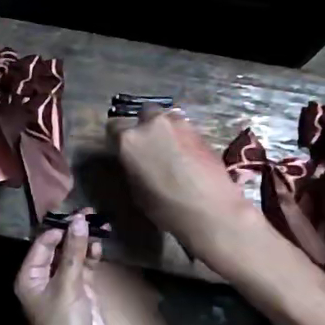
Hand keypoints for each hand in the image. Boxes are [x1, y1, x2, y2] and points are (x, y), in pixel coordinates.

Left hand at [15, 212, 104, 324]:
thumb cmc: (64, 323)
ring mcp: (62, 284)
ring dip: (85, 241)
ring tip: (101, 224)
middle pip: (58, 247)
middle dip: (74, 231)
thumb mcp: (68, 284)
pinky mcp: (79, 291)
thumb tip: (79, 221)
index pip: (43, 243)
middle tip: (92, 214)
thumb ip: (74, 252)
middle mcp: (43, 277)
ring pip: (73, 255)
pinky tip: (100, 245)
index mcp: (30, 276)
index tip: (79, 214)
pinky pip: (84, 267)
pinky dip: (91, 256)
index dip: (60, 228)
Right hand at [106, 107, 256, 245]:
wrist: (211, 209)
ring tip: (170, 149)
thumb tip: (134, 160)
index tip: (124, 150)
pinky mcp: (199, 129)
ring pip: (165, 117)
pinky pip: (183, 127)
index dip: (118, 139)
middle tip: (149, 147)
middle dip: (144, 126)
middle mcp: (151, 124)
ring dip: (164, 128)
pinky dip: (181, 135)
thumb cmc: (166, 208)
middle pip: (142, 114)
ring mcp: (177, 123)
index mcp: (129, 140)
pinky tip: (186, 154)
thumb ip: (131, 166)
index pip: (114, 127)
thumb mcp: (136, 190)